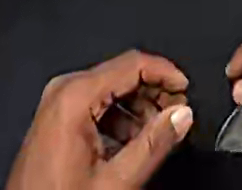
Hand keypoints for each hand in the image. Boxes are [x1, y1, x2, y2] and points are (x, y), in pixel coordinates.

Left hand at [6, 50, 194, 189]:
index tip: (187, 91)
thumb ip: (153, 144)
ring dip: (139, 106)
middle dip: (153, 92)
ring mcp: (56, 102)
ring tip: (158, 132)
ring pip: (111, 88)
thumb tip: (184, 114)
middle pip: (122, 73)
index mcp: (76, 95)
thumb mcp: (114, 183)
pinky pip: (96, 103)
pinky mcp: (54, 117)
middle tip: (177, 115)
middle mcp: (64, 89)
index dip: (165, 73)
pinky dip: (119, 116)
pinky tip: (133, 142)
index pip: (133, 64)